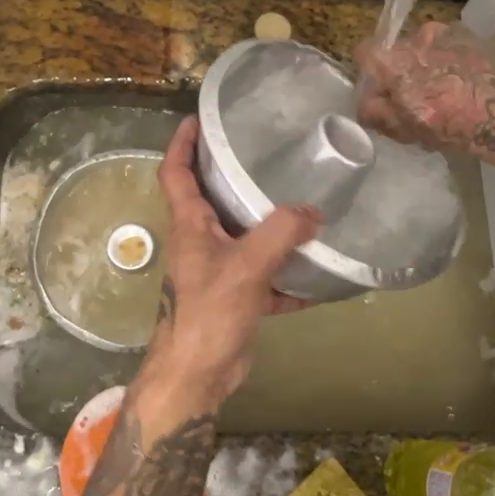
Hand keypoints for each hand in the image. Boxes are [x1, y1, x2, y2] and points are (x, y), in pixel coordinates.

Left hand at [134, 117, 321, 416]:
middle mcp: (200, 242)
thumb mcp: (246, 267)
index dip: (182, 143)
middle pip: (212, 199)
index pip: (175, 173)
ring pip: (244, 237)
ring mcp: (217, 271)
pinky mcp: (236, 298)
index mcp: (189, 226)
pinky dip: (288, 275)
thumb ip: (281, 233)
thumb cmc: (209, 314)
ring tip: (303, 202)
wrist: (197, 376)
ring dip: (269, 224)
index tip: (198, 119)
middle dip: (234, 176)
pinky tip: (319, 272)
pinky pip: (265, 276)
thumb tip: (315, 213)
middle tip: (267, 153)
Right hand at [356, 21, 494, 162]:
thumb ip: (376, 113)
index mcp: (394, 59)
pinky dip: (451, 59)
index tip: (383, 93)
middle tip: (417, 99)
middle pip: (397, 51)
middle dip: (401, 72)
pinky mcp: (472, 35)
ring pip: (425, 47)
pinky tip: (465, 82)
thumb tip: (365, 103)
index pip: (365, 54)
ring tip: (446, 91)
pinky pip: (450, 45)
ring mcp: (447, 31)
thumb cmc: (452, 125)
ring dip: (428, 64)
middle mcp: (417, 36)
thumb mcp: (406, 129)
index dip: (370, 75)